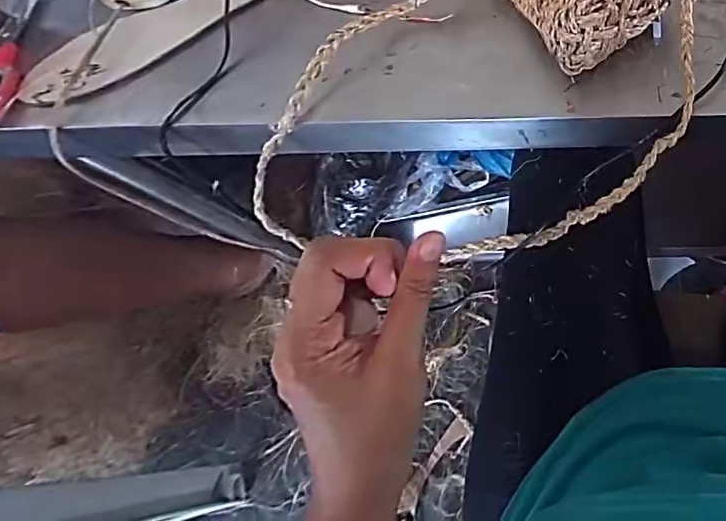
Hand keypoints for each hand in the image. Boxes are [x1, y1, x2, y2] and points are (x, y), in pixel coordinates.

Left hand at [273, 232, 444, 520]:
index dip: (367, 257)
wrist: (363, 485)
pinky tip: (388, 312)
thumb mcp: (403, 357)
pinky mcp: (322, 339)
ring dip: (374, 275)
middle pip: (326, 261)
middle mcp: (294, 333)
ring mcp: (306, 336)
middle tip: (399, 288)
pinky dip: (373, 290)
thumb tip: (431, 241)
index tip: (395, 283)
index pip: (323, 261)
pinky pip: (345, 293)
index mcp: (302, 340)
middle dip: (372, 261)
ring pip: (337, 272)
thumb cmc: (379, 435)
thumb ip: (415, 292)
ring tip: (395, 304)